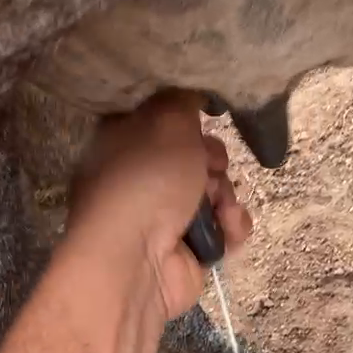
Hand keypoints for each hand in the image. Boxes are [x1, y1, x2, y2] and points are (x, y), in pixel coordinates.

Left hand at [62, 91, 251, 320]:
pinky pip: (223, 230)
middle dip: (214, 160)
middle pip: (195, 157)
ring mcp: (165, 219)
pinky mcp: (188, 252)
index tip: (205, 116)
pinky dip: (231, 228)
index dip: (188, 117)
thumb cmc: (145, 178)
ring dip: (227, 195)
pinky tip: (227, 227)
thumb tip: (194, 93)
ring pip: (215, 194)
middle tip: (212, 165)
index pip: (161, 121)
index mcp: (122, 143)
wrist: (137, 260)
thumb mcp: (166, 117)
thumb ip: (183, 98)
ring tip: (219, 205)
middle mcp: (141, 180)